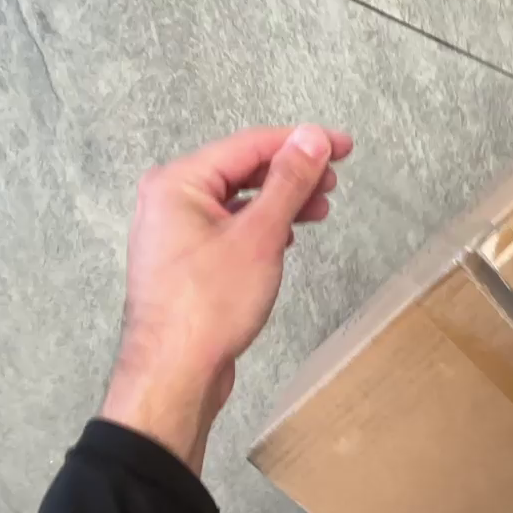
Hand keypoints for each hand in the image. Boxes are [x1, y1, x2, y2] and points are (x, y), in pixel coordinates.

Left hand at [102, 125, 352, 470]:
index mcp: (179, 182)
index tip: (341, 146)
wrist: (176, 372)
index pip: (250, 146)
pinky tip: (284, 238)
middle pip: (242, 171)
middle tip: (334, 178)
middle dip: (292, 174)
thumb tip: (312, 140)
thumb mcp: (259, 236)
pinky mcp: (188, 264)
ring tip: (319, 209)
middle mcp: (171, 201)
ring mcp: (177, 234)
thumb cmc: (207, 306)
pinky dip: (261, 228)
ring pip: (237, 203)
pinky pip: (230, 230)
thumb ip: (287, 183)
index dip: (302, 143)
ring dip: (280, 203)